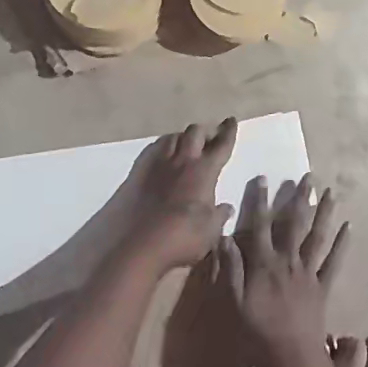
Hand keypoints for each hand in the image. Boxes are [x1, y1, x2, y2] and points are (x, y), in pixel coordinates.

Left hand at [126, 120, 237, 271]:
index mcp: (204, 171)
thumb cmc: (182, 238)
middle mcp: (182, 161)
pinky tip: (161, 157)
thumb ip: (219, 216)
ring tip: (185, 146)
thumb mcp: (209, 232)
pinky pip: (152, 149)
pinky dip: (161, 148)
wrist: (137, 246)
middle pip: (195, 132)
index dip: (228, 132)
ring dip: (182, 138)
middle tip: (209, 139)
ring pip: (172, 137)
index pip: (221, 145)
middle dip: (204, 132)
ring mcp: (156, 164)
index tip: (231, 121)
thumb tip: (226, 208)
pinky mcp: (136, 173)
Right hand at [217, 174, 349, 366]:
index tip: (264, 178)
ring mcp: (309, 272)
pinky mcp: (323, 287)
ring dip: (324, 213)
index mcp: (265, 263)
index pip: (261, 225)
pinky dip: (343, 244)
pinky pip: (334, 262)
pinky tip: (349, 227)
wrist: (292, 358)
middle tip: (308, 176)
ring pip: (318, 236)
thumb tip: (225, 237)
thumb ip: (231, 268)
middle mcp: (289, 261)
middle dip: (300, 199)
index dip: (261, 201)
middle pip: (295, 224)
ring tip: (331, 193)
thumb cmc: (258, 332)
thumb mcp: (234, 302)